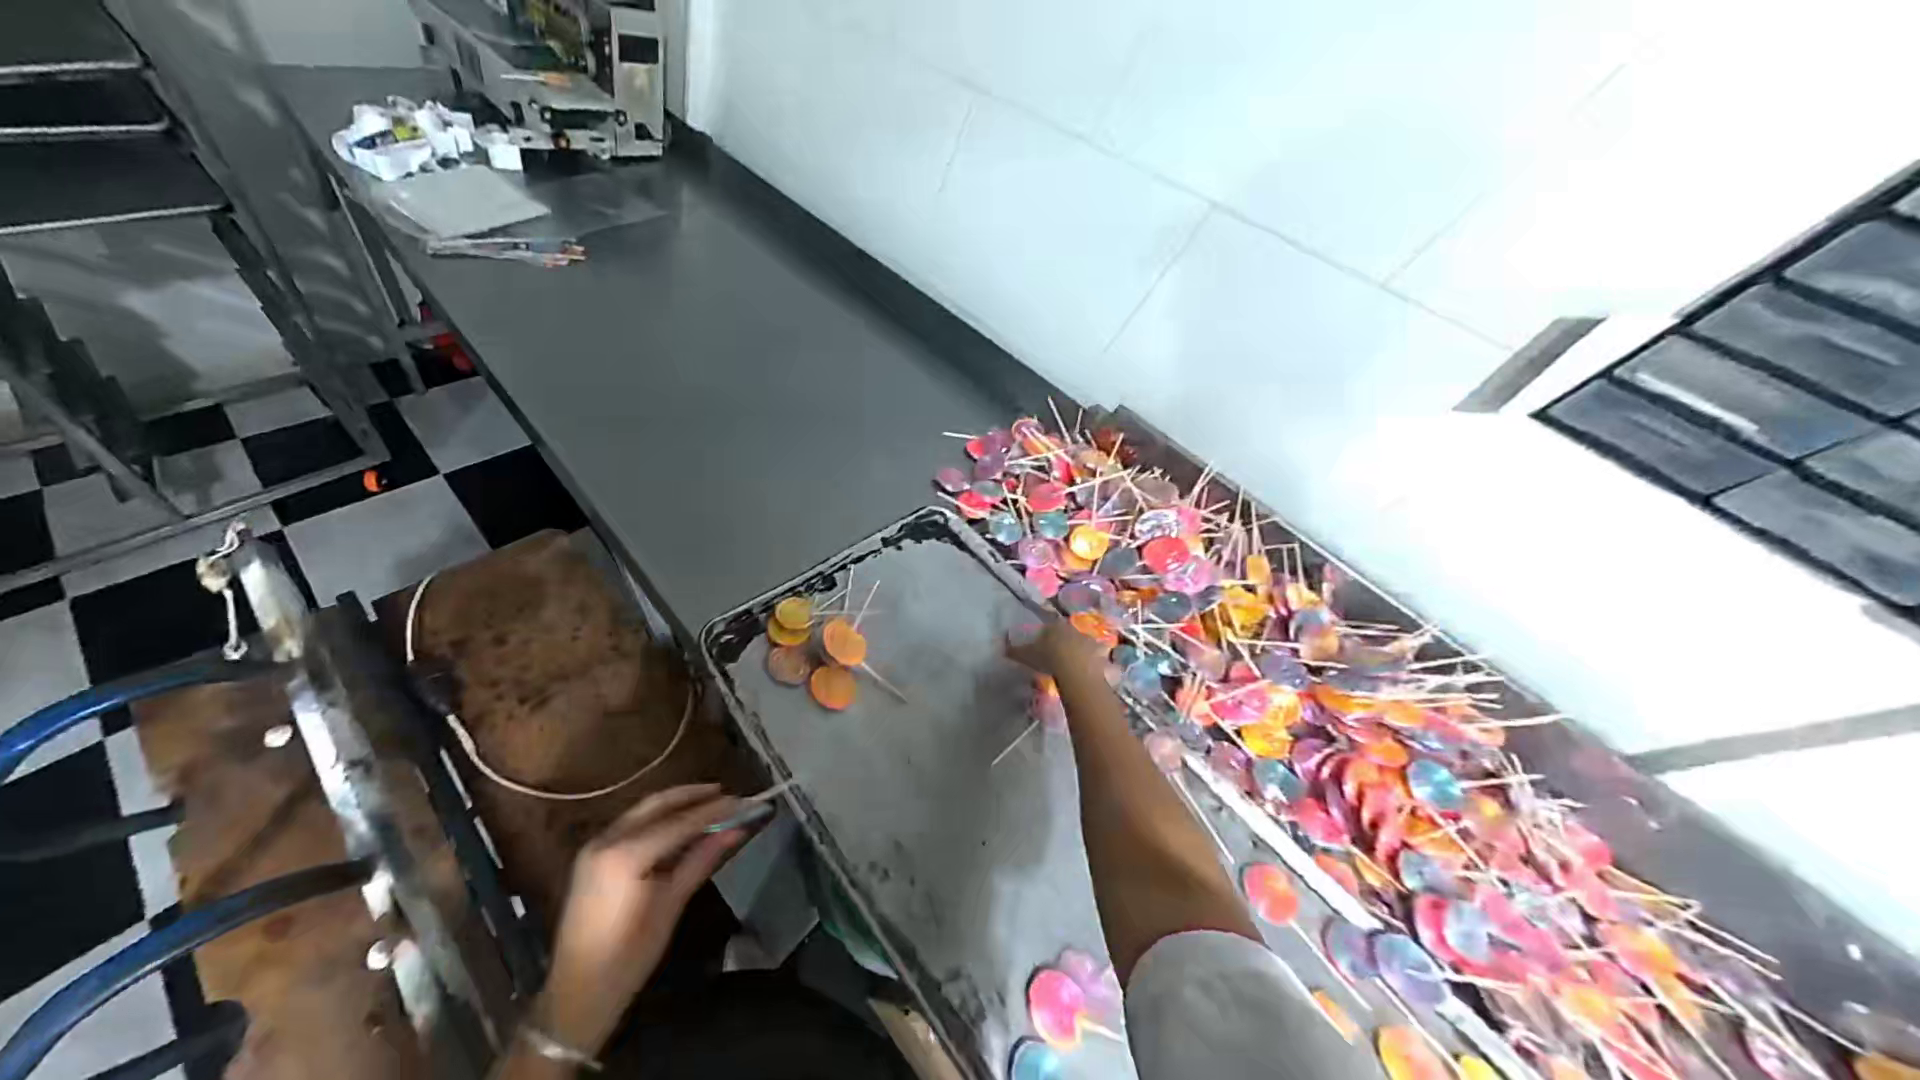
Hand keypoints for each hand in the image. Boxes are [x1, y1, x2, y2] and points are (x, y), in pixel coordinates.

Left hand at [535, 784, 757, 1054]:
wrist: (575, 995)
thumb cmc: (628, 958)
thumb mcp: (670, 907)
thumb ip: (700, 861)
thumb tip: (735, 830)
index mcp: (625, 857)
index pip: (680, 822)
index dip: (714, 810)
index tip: (742, 801)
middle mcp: (606, 842)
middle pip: (657, 805)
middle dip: (693, 796)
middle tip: (727, 794)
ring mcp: (594, 848)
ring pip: (643, 811)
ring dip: (676, 804)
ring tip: (709, 803)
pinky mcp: (591, 857)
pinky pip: (630, 825)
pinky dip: (658, 819)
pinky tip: (680, 825)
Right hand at [1005, 618, 1105, 681]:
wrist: (1075, 669)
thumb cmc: (1048, 657)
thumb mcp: (1026, 655)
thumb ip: (1014, 650)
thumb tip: (1002, 646)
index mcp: (1054, 625)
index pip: (1048, 627)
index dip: (1045, 636)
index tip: (1042, 647)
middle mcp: (1073, 628)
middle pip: (1066, 633)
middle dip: (1062, 642)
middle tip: (1056, 655)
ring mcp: (1088, 639)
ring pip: (1081, 643)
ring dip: (1077, 650)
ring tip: (1071, 665)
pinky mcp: (1100, 653)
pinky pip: (1095, 656)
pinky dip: (1091, 662)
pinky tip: (1086, 671)